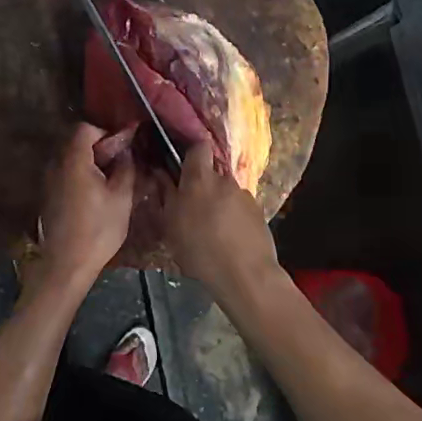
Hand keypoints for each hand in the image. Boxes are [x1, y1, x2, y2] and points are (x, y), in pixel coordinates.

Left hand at [37, 123, 136, 280]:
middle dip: (101, 147)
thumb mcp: (122, 197)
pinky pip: (67, 175)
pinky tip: (99, 195)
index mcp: (74, 161)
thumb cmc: (98, 229)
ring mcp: (49, 182)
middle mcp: (56, 166)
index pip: (85, 128)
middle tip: (123, 163)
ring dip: (93, 163)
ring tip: (113, 180)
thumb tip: (127, 151)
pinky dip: (83, 176)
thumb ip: (126, 167)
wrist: (67, 265)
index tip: (123, 146)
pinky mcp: (49, 197)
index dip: (106, 132)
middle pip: (77, 142)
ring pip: (72, 160)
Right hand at [155, 142, 278, 297]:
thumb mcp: (172, 227)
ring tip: (213, 230)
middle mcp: (225, 180)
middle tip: (193, 210)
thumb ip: (167, 197)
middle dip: (203, 187)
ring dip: (218, 204)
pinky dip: (233, 217)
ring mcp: (245, 195)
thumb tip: (162, 176)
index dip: (191, 152)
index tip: (182, 165)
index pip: (199, 146)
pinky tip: (230, 238)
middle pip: (212, 175)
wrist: (245, 273)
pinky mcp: (258, 211)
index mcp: (201, 179)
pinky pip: (239, 207)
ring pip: (226, 193)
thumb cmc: (201, 251)